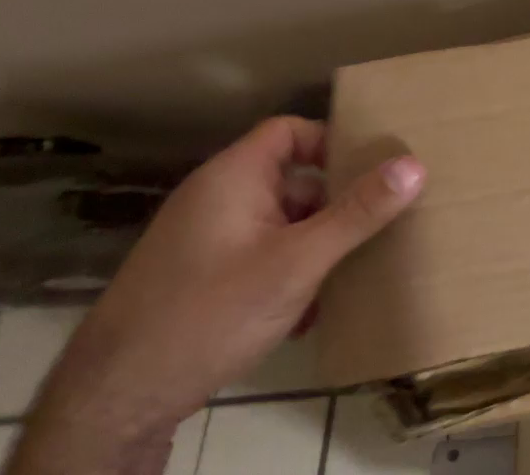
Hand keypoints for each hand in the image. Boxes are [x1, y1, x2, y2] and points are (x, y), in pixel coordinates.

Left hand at [10, 117, 423, 473]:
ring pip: (275, 222)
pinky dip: (286, 271)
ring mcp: (200, 240)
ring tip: (352, 268)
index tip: (374, 168)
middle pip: (289, 178)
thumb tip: (414, 165)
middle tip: (378, 220)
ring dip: (313, 242)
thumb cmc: (210, 313)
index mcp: (232, 178)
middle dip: (334, 201)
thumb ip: (357, 213)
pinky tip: (309, 308)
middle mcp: (213, 199)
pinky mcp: (194, 278)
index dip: (332, 141)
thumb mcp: (297, 262)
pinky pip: (255, 255)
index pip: (289, 130)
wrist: (115, 399)